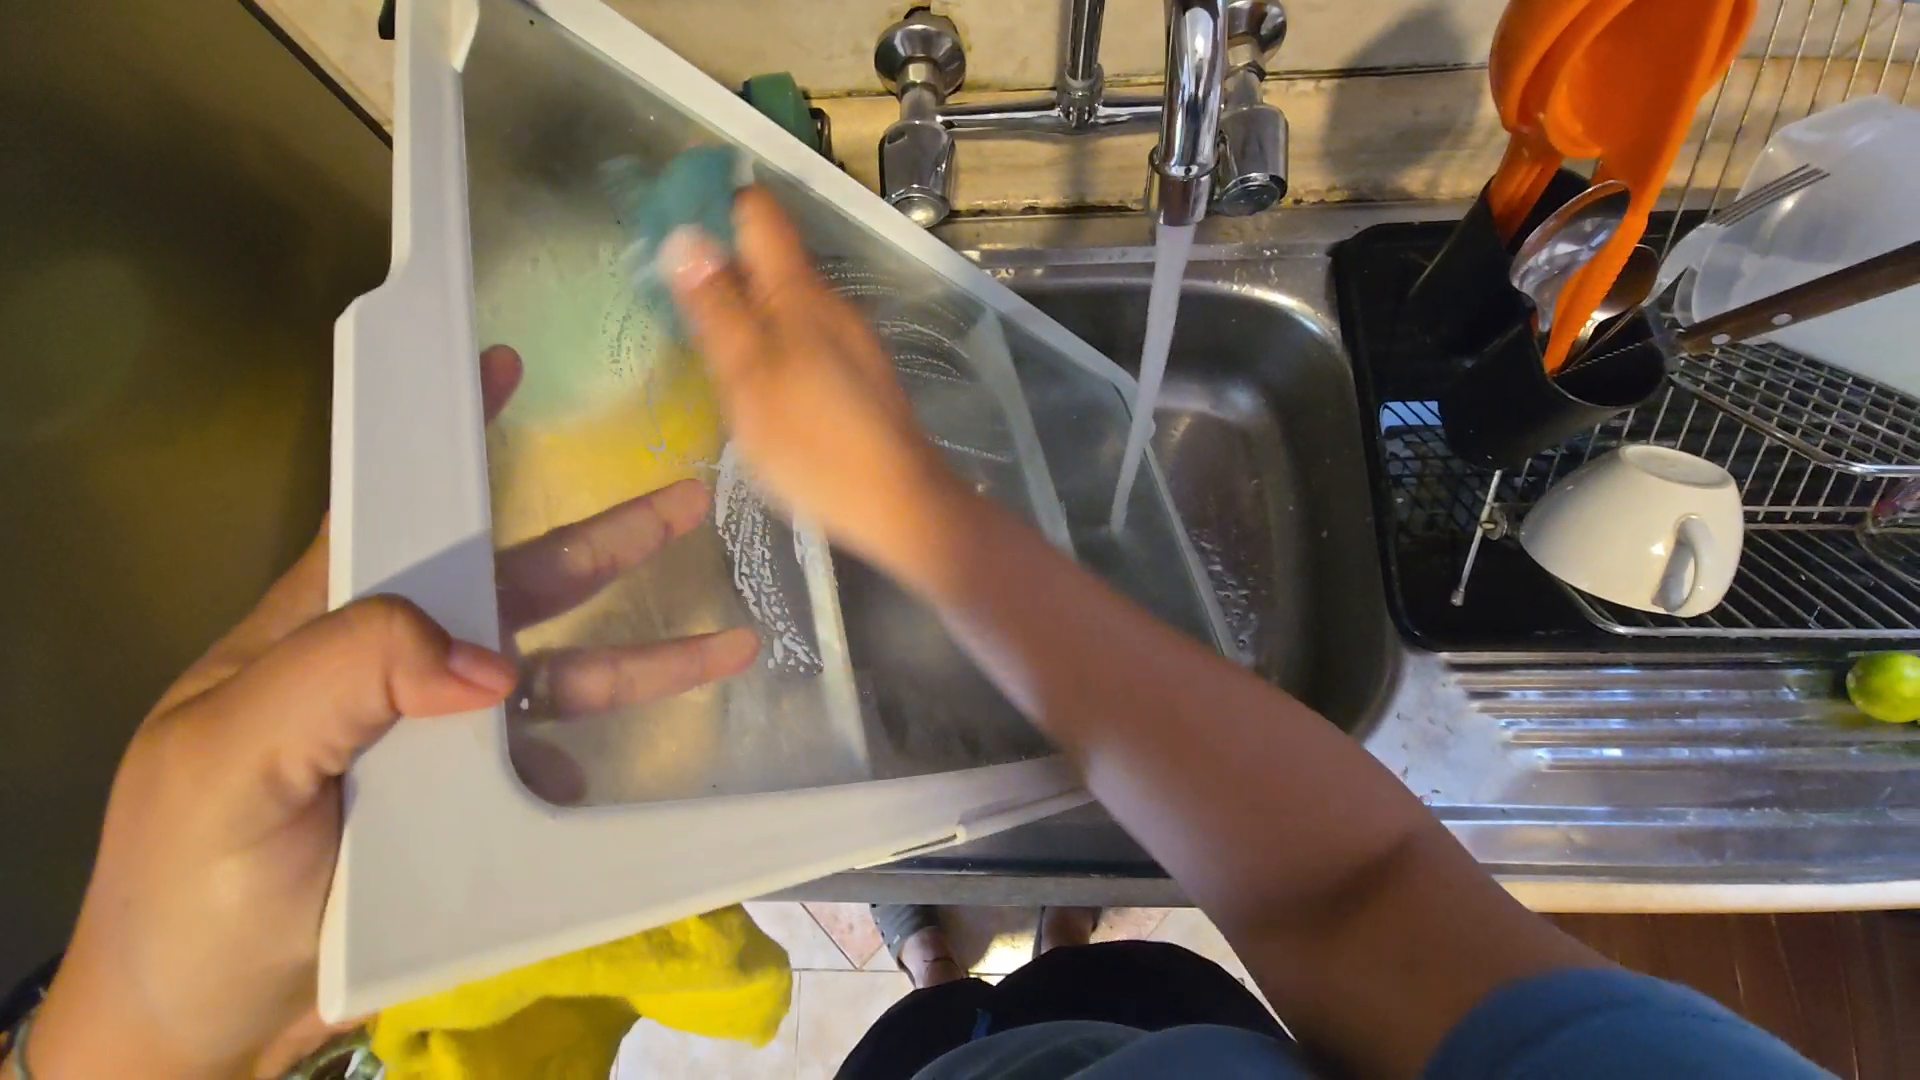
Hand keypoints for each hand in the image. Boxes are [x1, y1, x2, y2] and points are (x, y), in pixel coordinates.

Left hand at [22, 346, 755, 1078]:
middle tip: (687, 503)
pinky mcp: (489, 793)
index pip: (397, 503)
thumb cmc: (193, 886)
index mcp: (332, 629)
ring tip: (731, 639)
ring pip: (569, 667)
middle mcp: (407, 664)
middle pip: (526, 578)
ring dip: (651, 651)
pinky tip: (608, 781)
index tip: (502, 367)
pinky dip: (600, 758)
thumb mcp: (231, 765)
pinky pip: (563, 752)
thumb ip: (344, 680)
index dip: (450, 434)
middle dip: (610, 538)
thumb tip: (495, 663)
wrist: (211, 1027)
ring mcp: (457, 731)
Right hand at [663, 188, 961, 571]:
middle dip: (724, 270)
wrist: (902, 502)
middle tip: (679, 308)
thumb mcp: (750, 381)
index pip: (759, 214)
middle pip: (772, 262)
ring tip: (713, 351)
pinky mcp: (863, 376)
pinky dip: (777, 346)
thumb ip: (718, 310)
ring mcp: (854, 342)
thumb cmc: (816, 447)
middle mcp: (833, 306)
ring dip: (749, 313)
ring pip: (789, 305)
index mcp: (801, 295)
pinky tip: (762, 386)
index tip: (673, 229)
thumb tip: (685, 234)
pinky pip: (808, 339)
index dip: (715, 206)